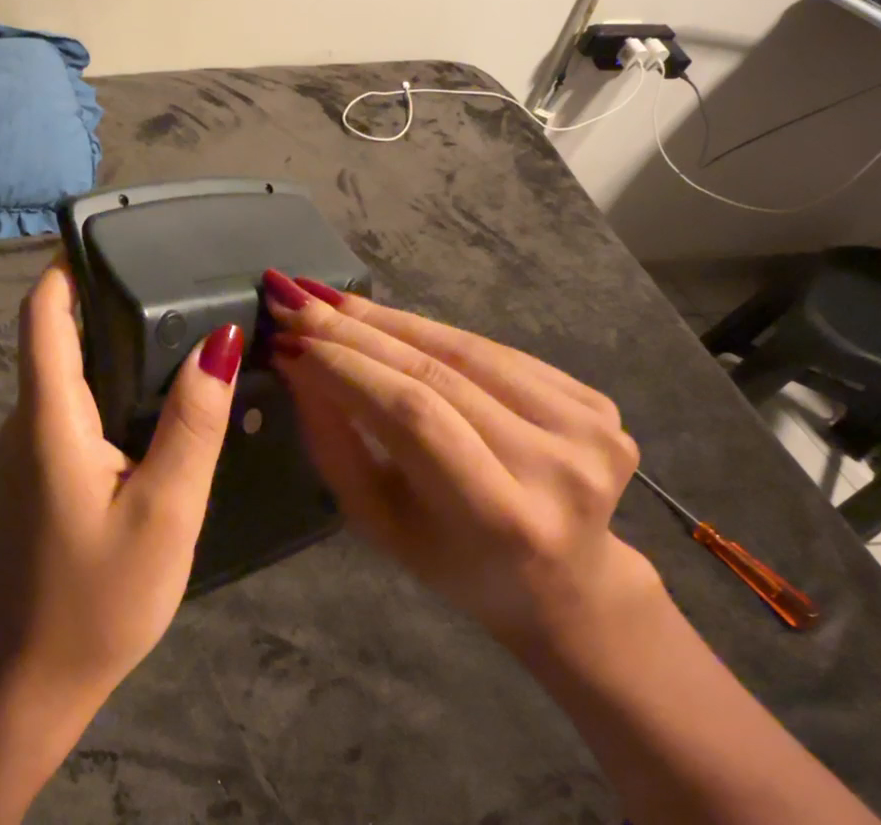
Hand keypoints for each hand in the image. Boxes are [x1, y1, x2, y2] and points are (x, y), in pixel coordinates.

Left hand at [0, 259, 244, 700]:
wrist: (38, 672)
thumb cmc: (103, 596)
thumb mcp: (167, 510)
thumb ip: (192, 424)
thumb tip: (217, 342)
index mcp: (47, 419)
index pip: (41, 317)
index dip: (63, 271)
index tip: (105, 240)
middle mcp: (21, 423)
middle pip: (51, 342)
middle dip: (99, 308)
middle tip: (168, 288)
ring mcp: (19, 451)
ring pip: (59, 381)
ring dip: (104, 355)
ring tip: (171, 340)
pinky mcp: (29, 476)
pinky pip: (61, 414)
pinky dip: (98, 395)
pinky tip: (145, 408)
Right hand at [260, 270, 655, 646]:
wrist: (561, 579)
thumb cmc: (448, 560)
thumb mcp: (374, 518)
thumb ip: (335, 441)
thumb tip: (295, 360)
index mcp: (499, 517)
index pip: (413, 417)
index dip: (344, 369)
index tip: (284, 338)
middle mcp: (557, 467)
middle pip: (437, 374)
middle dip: (352, 332)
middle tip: (291, 300)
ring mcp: (587, 429)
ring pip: (463, 349)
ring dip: (384, 319)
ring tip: (324, 300)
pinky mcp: (597, 402)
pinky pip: (491, 351)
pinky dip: (427, 331)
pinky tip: (379, 318)